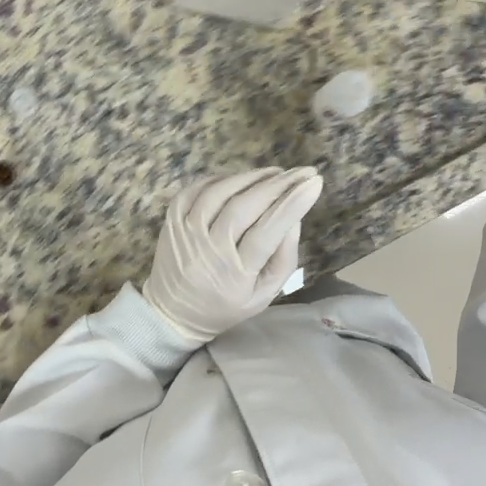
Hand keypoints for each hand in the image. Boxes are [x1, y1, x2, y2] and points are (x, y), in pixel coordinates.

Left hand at [143, 167, 323, 343]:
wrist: (173, 313)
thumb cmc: (225, 305)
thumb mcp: (264, 295)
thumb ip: (284, 259)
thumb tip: (294, 218)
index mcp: (235, 274)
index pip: (267, 232)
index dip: (292, 204)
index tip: (314, 182)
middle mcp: (208, 249)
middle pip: (243, 207)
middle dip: (277, 185)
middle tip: (301, 172)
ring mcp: (186, 233)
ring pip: (219, 193)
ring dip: (250, 177)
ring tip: (275, 173)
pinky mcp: (171, 221)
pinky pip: (195, 190)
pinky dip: (219, 179)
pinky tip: (239, 179)